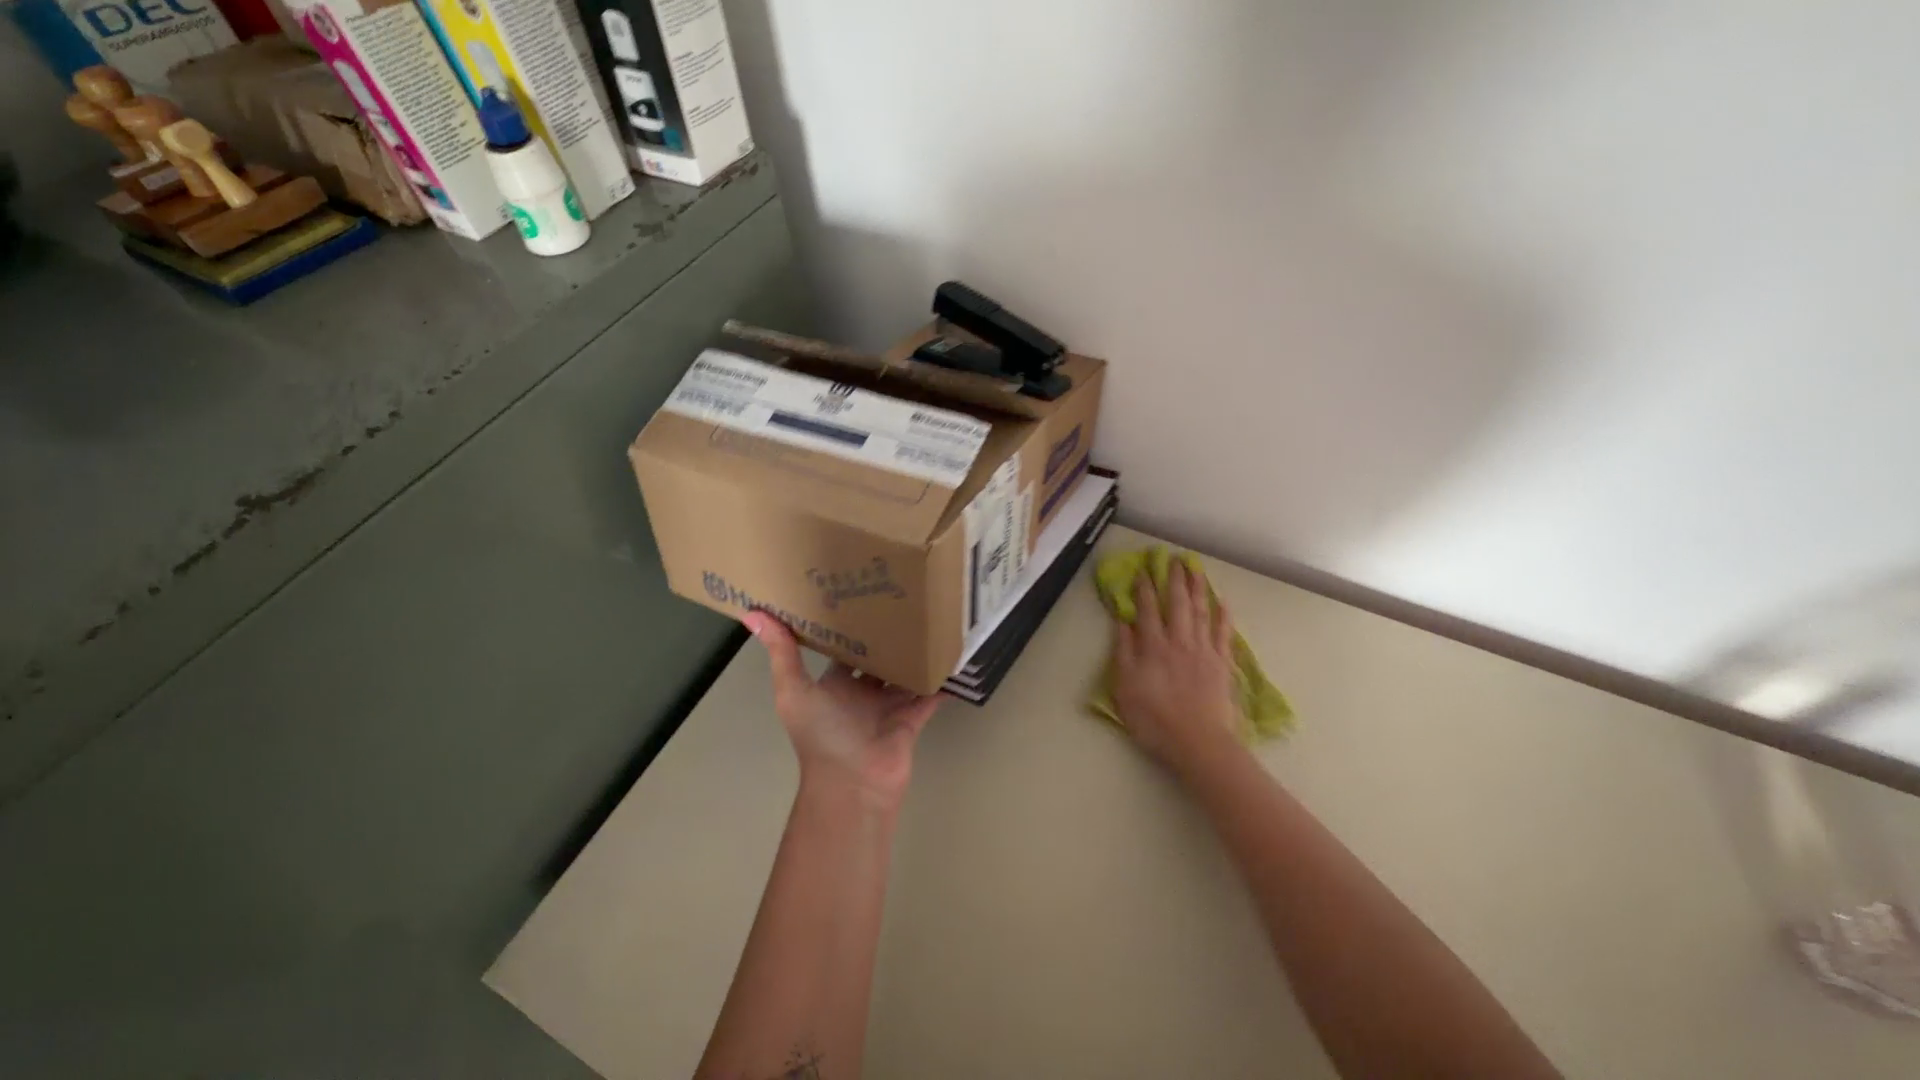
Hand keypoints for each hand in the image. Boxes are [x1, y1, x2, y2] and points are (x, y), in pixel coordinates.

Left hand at [744, 612, 943, 809]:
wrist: (853, 784)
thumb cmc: (821, 736)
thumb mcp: (794, 691)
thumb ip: (782, 653)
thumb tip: (754, 613)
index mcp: (832, 686)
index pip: (843, 650)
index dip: (851, 626)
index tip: (863, 593)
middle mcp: (861, 694)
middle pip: (877, 660)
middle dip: (888, 636)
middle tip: (905, 599)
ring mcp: (888, 707)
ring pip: (905, 674)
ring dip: (916, 654)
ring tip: (933, 619)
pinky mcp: (912, 719)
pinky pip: (929, 695)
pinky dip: (941, 681)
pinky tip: (955, 655)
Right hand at [1111, 559, 1243, 775]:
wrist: (1198, 742)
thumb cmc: (1154, 720)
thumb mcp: (1125, 688)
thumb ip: (1123, 652)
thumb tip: (1122, 622)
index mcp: (1153, 646)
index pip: (1147, 609)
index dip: (1144, 588)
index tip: (1143, 570)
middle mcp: (1179, 641)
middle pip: (1177, 603)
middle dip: (1174, 580)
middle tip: (1174, 559)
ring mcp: (1204, 650)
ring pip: (1201, 611)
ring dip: (1198, 588)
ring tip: (1196, 569)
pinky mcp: (1222, 664)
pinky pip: (1223, 633)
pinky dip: (1223, 615)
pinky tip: (1223, 601)